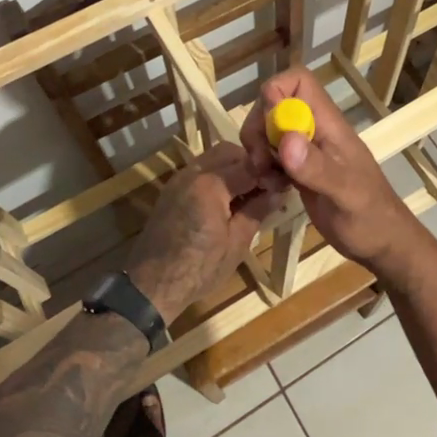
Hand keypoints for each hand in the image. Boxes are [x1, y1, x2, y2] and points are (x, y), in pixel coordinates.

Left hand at [124, 141, 282, 323]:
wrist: (152, 284)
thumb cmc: (199, 268)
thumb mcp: (237, 242)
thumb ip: (257, 211)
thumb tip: (278, 192)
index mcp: (211, 183)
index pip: (250, 164)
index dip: (270, 173)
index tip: (284, 184)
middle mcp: (194, 172)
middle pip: (229, 152)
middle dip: (251, 164)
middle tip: (266, 188)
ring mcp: (179, 179)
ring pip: (213, 158)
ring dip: (233, 169)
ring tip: (249, 195)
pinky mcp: (172, 190)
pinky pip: (200, 171)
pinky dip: (217, 176)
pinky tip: (227, 200)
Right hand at [240, 67, 428, 275]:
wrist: (382, 244)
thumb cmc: (370, 217)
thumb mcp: (344, 194)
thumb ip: (317, 168)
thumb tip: (286, 140)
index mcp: (329, 123)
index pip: (298, 81)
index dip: (275, 92)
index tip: (269, 127)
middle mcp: (315, 129)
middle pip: (273, 103)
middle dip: (258, 127)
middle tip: (261, 161)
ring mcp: (307, 149)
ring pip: (269, 129)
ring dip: (258, 150)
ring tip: (266, 178)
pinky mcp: (300, 169)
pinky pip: (272, 154)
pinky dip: (264, 167)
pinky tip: (273, 188)